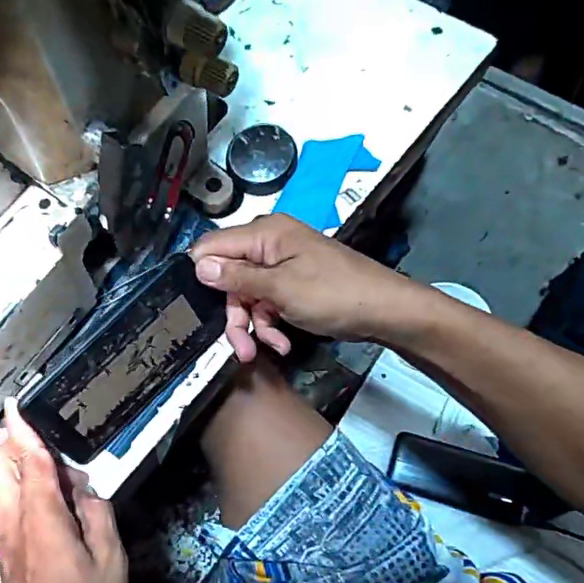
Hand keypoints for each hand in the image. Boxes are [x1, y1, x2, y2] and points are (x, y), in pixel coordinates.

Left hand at [0, 398, 126, 582]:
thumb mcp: (110, 562)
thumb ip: (97, 515)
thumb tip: (83, 489)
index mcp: (40, 521)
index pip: (27, 462)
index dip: (22, 430)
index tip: (15, 406)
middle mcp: (12, 527)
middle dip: (8, 442)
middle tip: (38, 435)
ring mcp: (3, 546)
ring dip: (17, 468)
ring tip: (56, 472)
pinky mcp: (5, 562)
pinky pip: (7, 512)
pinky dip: (21, 494)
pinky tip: (52, 506)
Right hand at [189, 214, 417, 361]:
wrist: (384, 311)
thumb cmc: (336, 294)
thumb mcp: (280, 289)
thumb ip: (237, 278)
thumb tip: (199, 266)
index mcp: (265, 234)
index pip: (212, 246)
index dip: (202, 275)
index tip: (200, 307)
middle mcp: (269, 244)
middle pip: (227, 277)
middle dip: (233, 313)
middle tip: (239, 343)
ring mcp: (280, 265)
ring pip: (245, 296)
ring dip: (251, 325)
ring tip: (261, 348)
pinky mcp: (290, 284)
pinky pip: (265, 303)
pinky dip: (269, 324)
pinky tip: (281, 342)